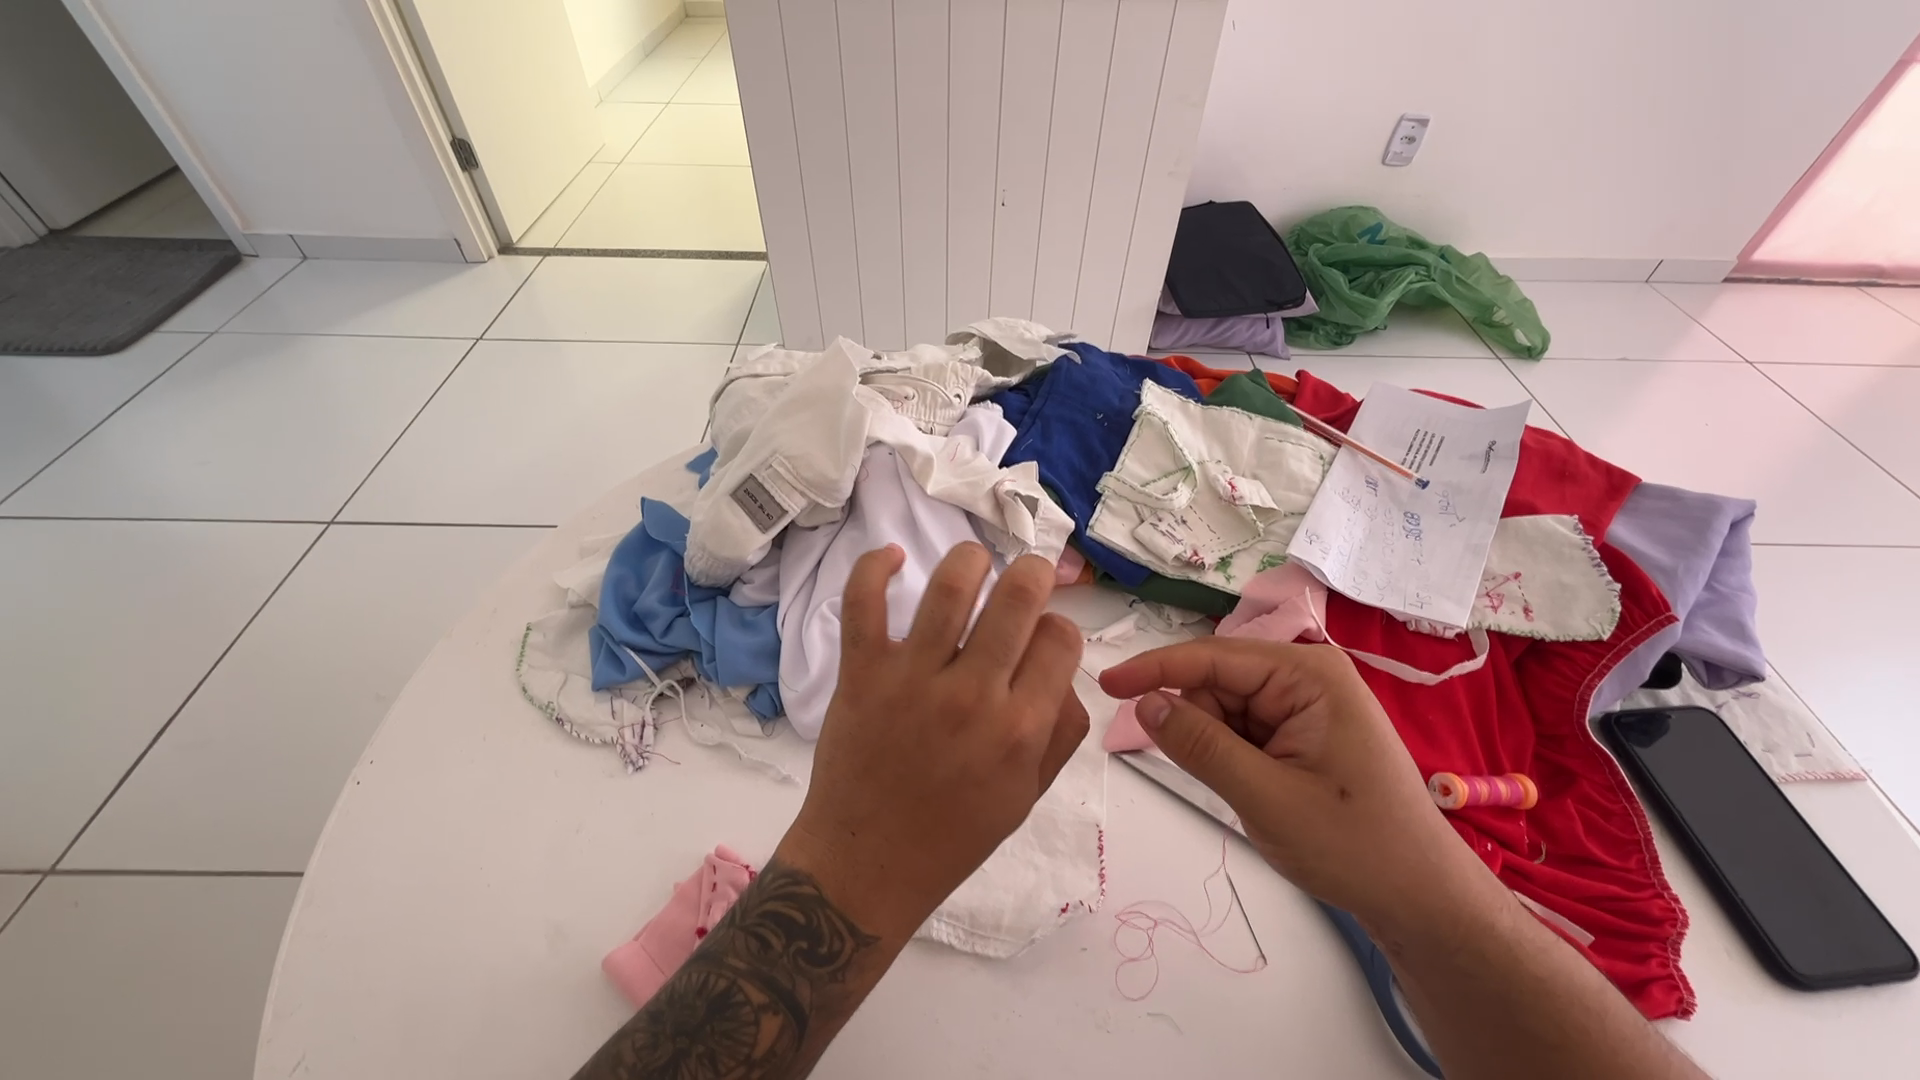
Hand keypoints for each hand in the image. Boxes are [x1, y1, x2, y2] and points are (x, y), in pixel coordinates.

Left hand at [778, 542, 1089, 938]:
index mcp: (1022, 727)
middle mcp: (974, 693)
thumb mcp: (1029, 794)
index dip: (1059, 629)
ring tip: (975, 564)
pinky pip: (864, 602)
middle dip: (1033, 573)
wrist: (870, 863)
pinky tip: (894, 557)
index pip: (1060, 637)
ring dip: (971, 560)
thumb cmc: (955, 833)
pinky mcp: (862, 672)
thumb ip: (1061, 730)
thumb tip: (1063, 669)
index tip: (1043, 640)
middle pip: (1019, 597)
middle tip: (1025, 578)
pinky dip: (875, 567)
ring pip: (951, 584)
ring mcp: (914, 678)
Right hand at [1098, 639, 1484, 931]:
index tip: (1105, 684)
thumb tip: (1144, 703)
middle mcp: (1306, 678)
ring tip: (1245, 791)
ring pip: (1224, 708)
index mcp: (1308, 675)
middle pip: (1217, 682)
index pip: (1213, 657)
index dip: (1155, 669)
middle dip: (1192, 719)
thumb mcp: (1265, 797)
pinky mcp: (1301, 731)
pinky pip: (1242, 728)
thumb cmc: (1353, 846)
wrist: (1420, 899)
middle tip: (1200, 771)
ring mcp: (1305, 705)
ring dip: (1212, 742)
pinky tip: (1248, 786)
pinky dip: (1227, 754)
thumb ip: (1200, 746)